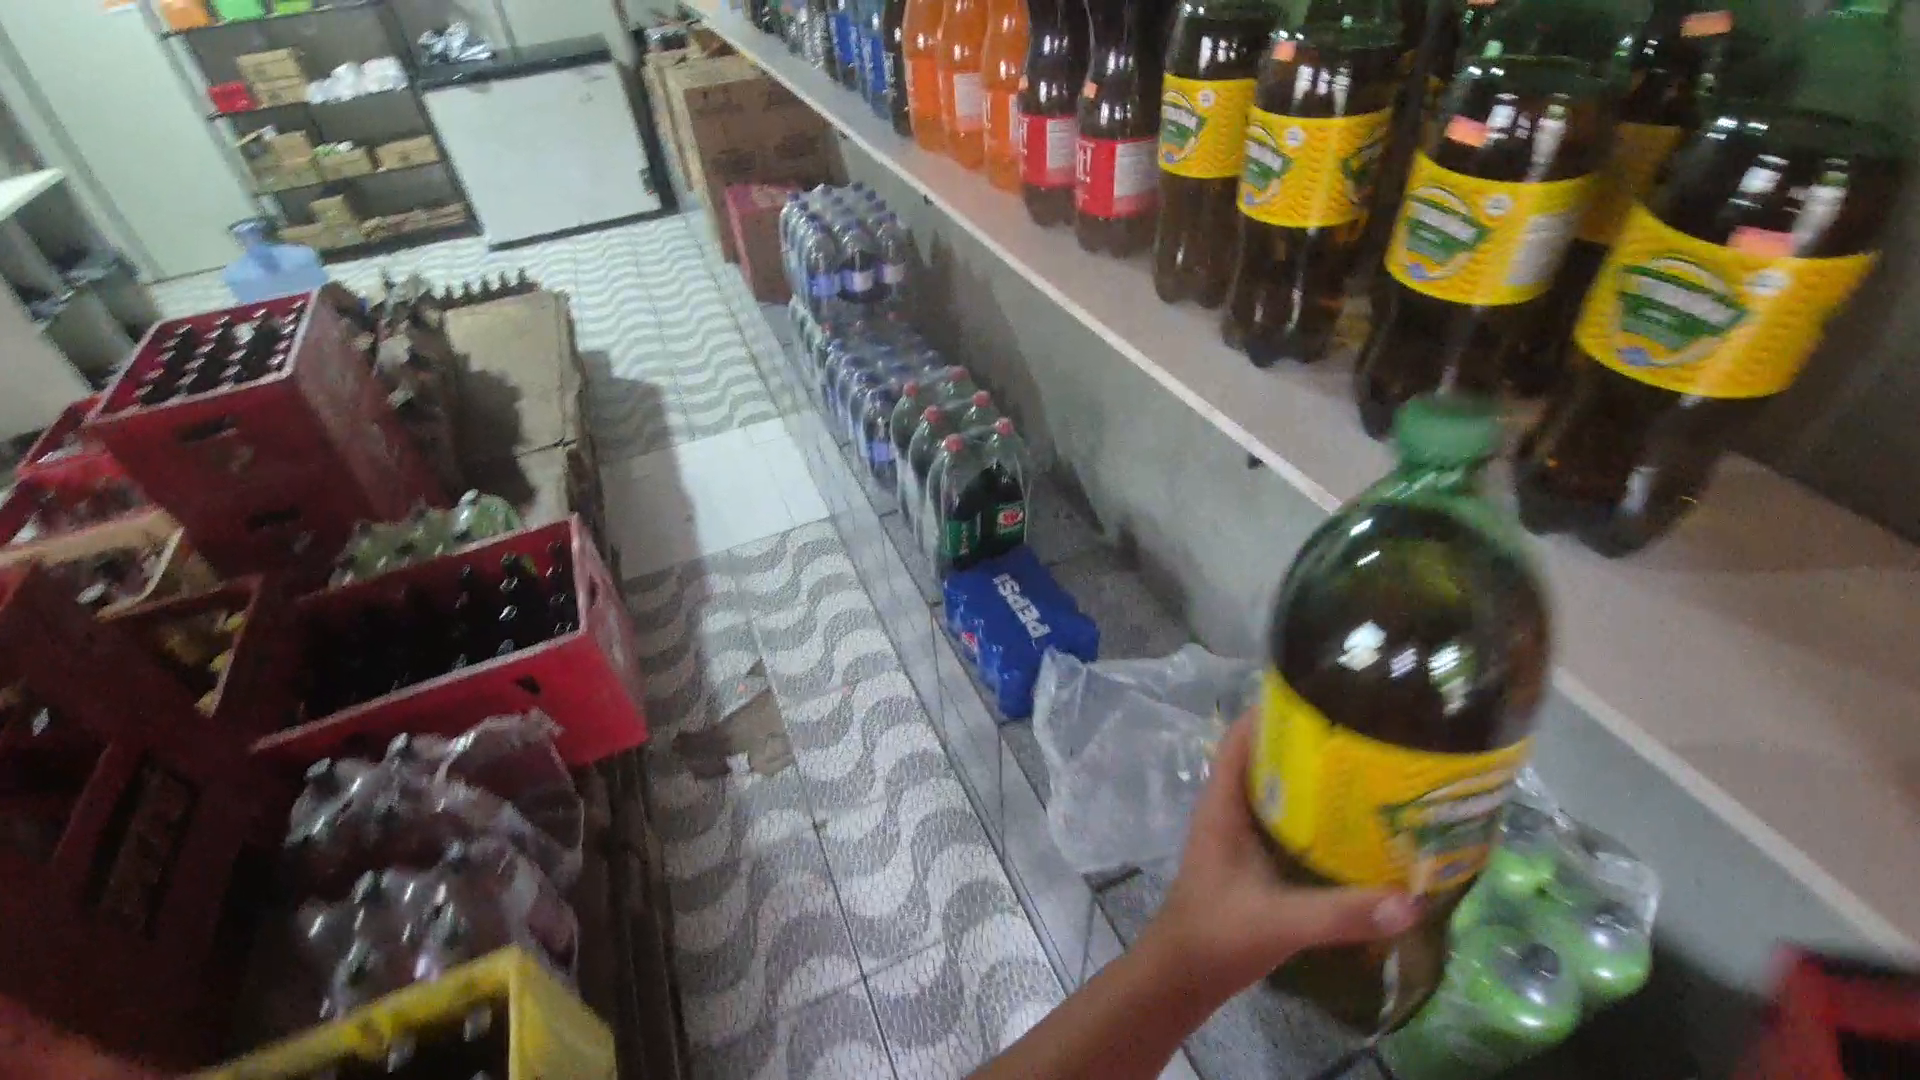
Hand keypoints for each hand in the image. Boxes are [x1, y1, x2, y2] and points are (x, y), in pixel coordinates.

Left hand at [1144, 711, 1418, 1000]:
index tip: (1318, 696)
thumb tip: (1410, 901)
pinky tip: (1353, 827)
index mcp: (1222, 805)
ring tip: (1367, 770)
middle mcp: (1229, 810)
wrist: (1184, 974)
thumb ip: (1339, 913)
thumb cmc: (1215, 935)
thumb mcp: (1278, 921)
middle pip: (1264, 759)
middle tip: (1361, 734)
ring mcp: (1240, 835)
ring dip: (1311, 780)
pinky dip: (1313, 816)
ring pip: (1275, 792)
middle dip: (1305, 744)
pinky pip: (1284, 823)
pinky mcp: (1253, 860)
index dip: (1270, 713)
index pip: (1240, 740)